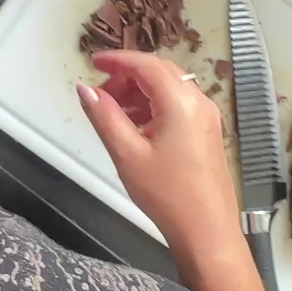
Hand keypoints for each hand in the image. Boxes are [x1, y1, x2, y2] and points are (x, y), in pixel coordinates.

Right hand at [77, 51, 241, 255]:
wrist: (206, 231)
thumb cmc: (166, 194)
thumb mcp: (126, 154)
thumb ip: (104, 116)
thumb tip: (84, 89)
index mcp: (180, 103)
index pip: (145, 65)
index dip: (117, 59)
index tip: (93, 62)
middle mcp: (198, 102)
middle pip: (159, 72)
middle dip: (126, 75)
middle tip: (99, 93)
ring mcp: (206, 116)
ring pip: (168, 87)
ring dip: (138, 91)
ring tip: (112, 111)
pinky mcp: (207, 131)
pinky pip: (177, 104)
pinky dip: (152, 104)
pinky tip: (134, 126)